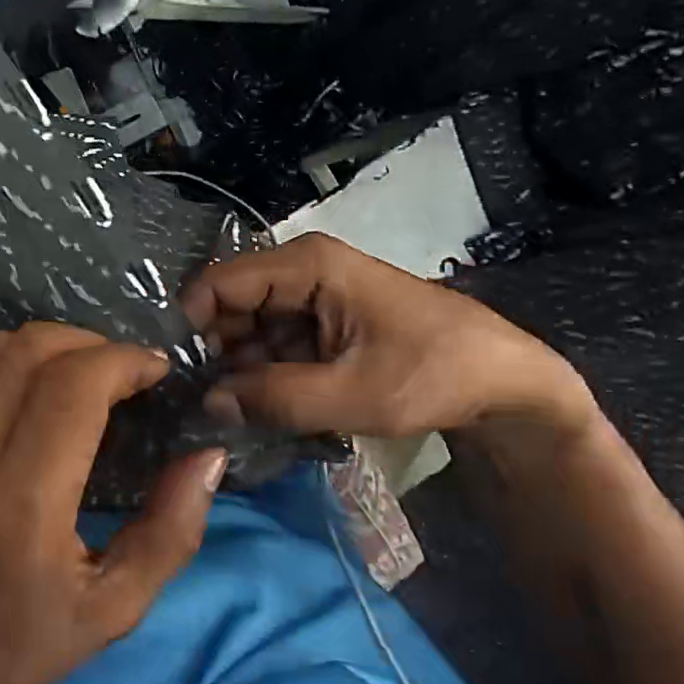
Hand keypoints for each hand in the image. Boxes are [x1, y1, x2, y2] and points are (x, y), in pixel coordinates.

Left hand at [0, 322, 227, 683]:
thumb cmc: (18, 647)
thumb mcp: (117, 608)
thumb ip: (172, 530)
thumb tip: (209, 454)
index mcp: (19, 509)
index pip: (74, 386)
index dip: (124, 361)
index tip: (158, 373)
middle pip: (36, 349)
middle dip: (97, 346)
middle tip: (129, 377)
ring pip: (1, 346)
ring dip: (59, 348)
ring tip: (90, 381)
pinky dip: (17, 364)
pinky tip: (39, 397)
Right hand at [181, 233, 595, 438]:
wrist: (499, 379)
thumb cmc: (432, 374)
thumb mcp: (351, 395)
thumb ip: (273, 399)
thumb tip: (208, 404)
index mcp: (308, 266)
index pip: (219, 283)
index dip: (194, 329)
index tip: (184, 383)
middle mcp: (305, 270)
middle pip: (233, 307)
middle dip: (220, 357)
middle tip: (216, 413)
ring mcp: (317, 295)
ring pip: (254, 330)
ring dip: (247, 372)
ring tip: (247, 418)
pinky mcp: (328, 321)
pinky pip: (280, 344)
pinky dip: (273, 375)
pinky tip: (277, 409)